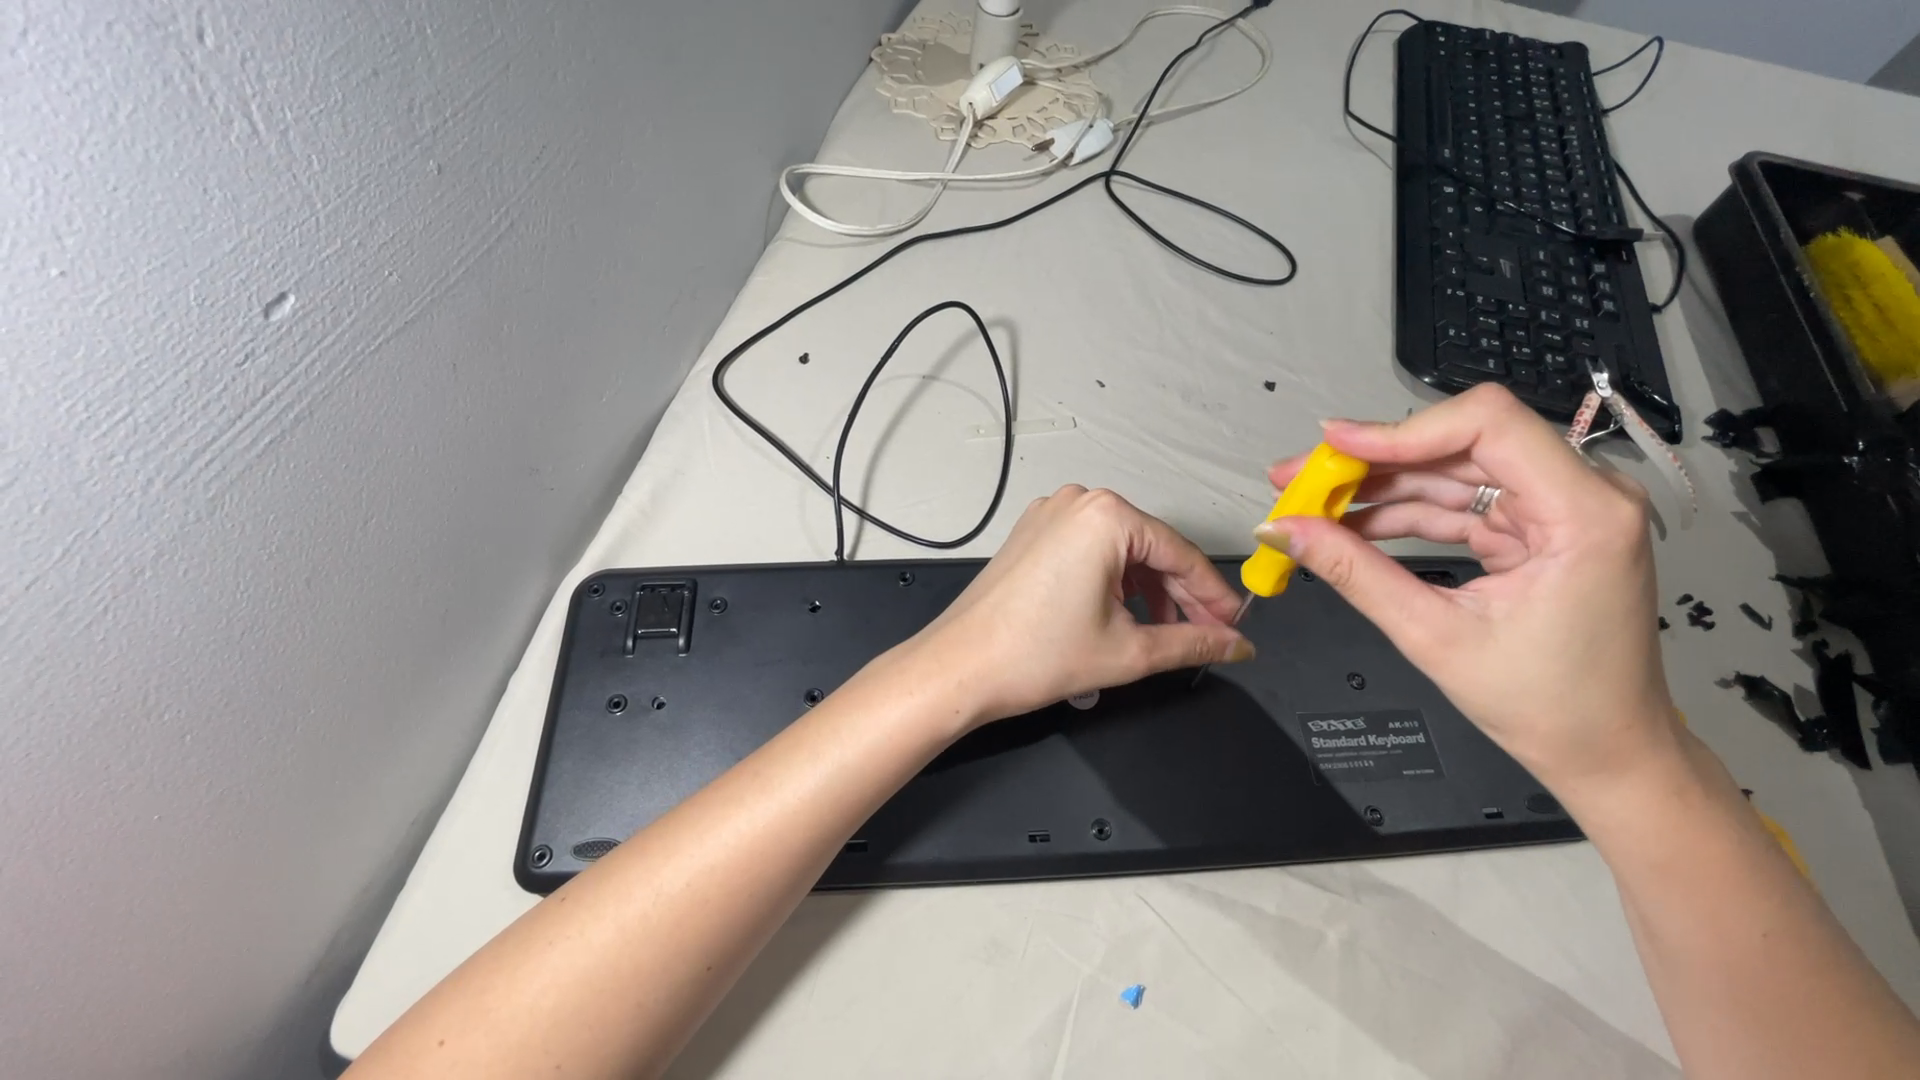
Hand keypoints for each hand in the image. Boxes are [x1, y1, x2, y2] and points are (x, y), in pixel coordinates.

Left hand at [901, 486, 1252, 730]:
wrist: (959, 669)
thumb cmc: (1029, 655)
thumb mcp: (1129, 652)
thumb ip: (1193, 643)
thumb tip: (1235, 645)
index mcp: (1105, 517)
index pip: (1181, 554)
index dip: (1213, 596)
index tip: (1234, 624)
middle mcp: (1077, 503)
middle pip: (1151, 550)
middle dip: (1181, 596)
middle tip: (1208, 635)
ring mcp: (1049, 516)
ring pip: (1121, 551)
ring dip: (1148, 591)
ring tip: (1165, 634)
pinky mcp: (1033, 534)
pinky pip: (1090, 551)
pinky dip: (1114, 581)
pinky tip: (1126, 616)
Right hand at [1260, 384, 1680, 795]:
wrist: (1606, 752)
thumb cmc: (1549, 706)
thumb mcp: (1434, 636)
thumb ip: (1354, 572)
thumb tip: (1285, 532)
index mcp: (1583, 512)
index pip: (1486, 425)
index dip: (1400, 429)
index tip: (1332, 447)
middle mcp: (1581, 494)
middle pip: (1459, 444)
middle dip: (1372, 461)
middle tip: (1299, 479)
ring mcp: (1558, 509)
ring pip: (1451, 471)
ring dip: (1379, 488)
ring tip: (1310, 505)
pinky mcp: (1536, 529)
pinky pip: (1459, 502)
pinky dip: (1404, 513)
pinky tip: (1350, 526)